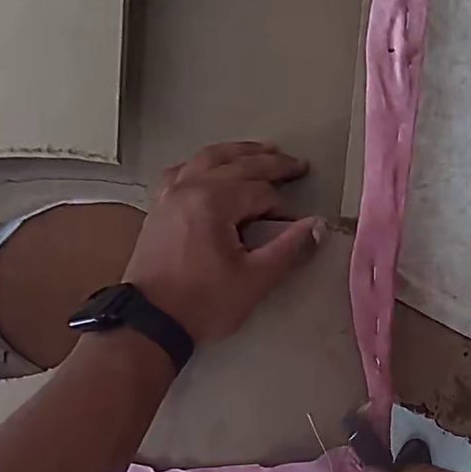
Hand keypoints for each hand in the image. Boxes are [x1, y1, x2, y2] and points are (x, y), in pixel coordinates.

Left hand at [123, 142, 327, 342]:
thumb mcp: (256, 279)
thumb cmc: (205, 302)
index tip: (296, 228)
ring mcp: (169, 194)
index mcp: (213, 202)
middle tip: (298, 165)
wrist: (151, 320)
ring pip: (208, 159)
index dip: (284, 209)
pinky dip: (205, 164)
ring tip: (263, 151)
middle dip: (271, 163)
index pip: (261, 192)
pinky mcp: (159, 207)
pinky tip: (211, 168)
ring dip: (238, 153)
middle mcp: (189, 187)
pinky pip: (184, 170)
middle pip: (237, 165)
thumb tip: (319, 226)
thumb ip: (290, 249)